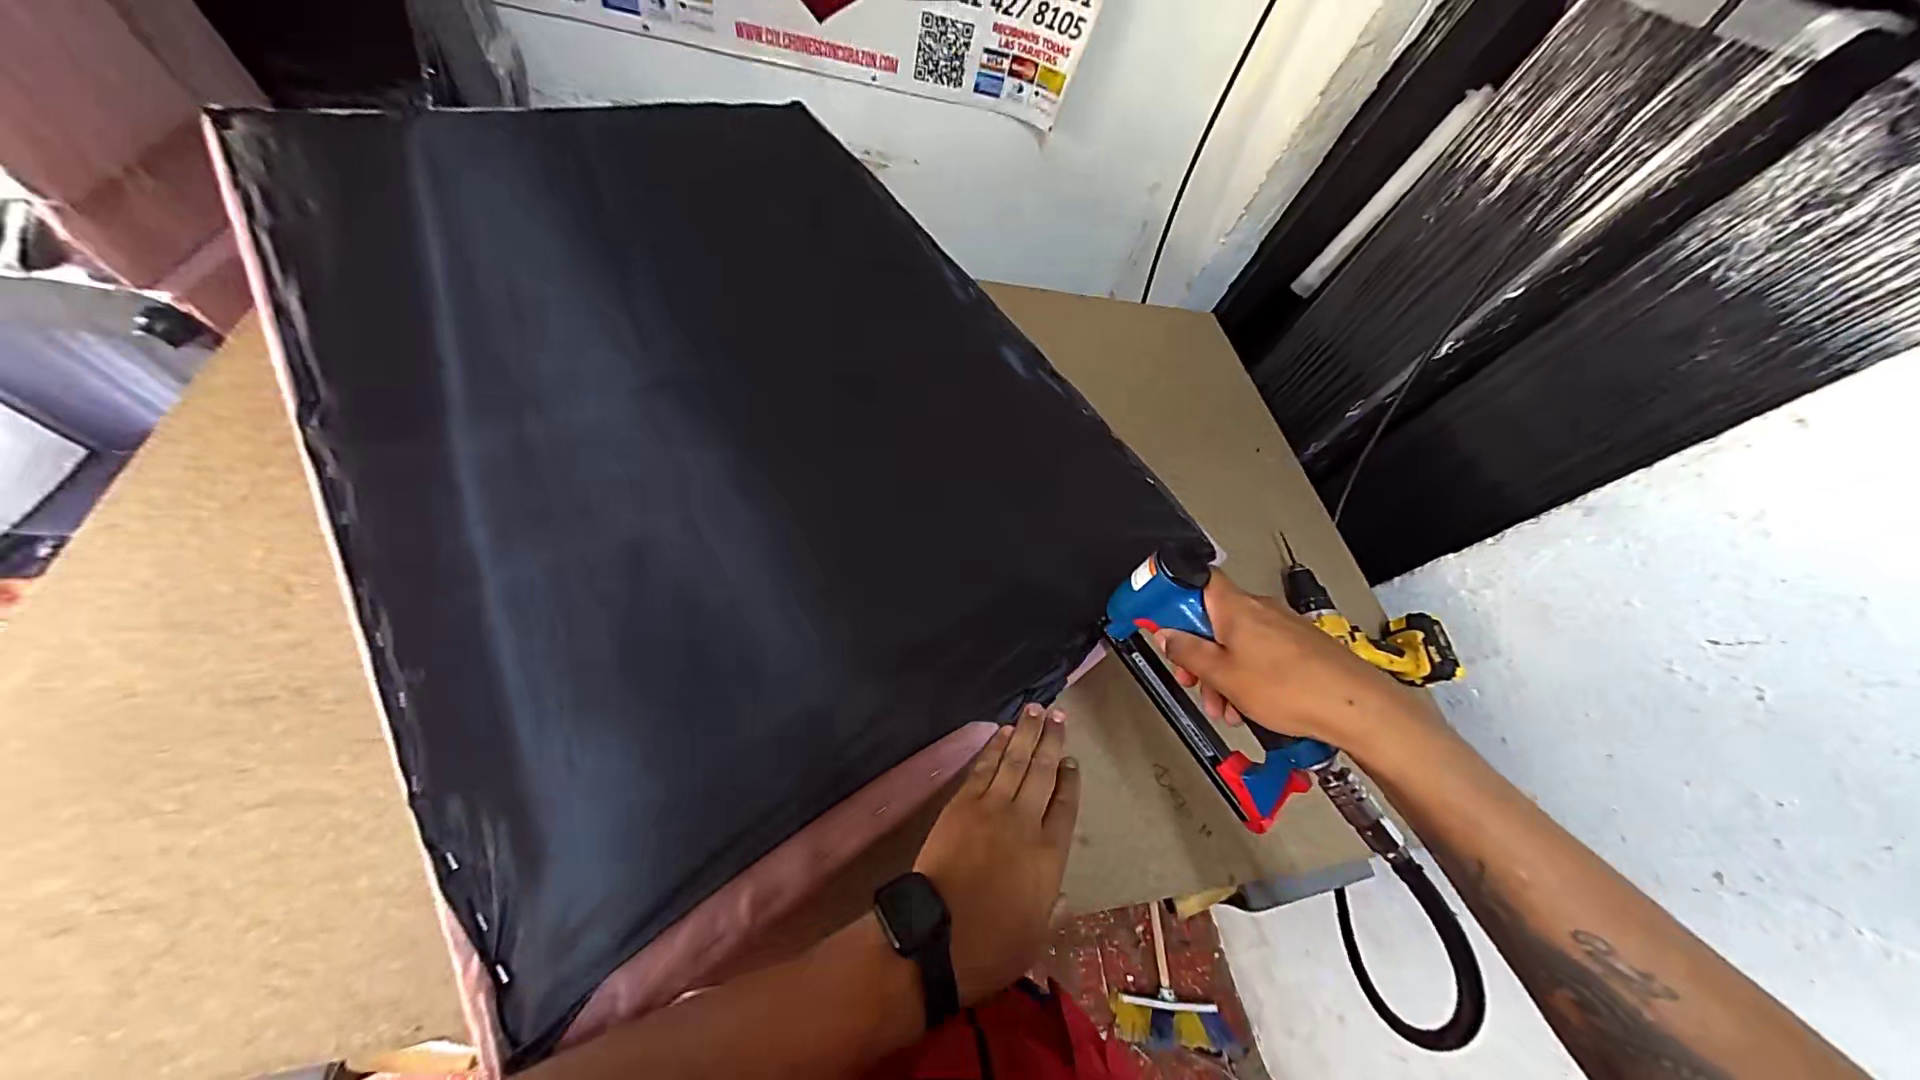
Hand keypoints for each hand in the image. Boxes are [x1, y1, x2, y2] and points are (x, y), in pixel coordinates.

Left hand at [913, 703, 1079, 1004]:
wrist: (937, 937)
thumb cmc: (992, 946)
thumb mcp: (1037, 935)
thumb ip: (1052, 906)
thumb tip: (1060, 893)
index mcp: (1049, 855)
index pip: (1065, 807)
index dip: (1070, 781)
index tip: (1071, 761)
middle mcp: (1024, 822)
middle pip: (1043, 772)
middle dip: (1052, 741)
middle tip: (1058, 714)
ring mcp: (991, 808)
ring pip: (1015, 761)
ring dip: (1026, 733)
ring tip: (1036, 710)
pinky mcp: (962, 804)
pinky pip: (983, 768)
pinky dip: (994, 748)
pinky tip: (1002, 734)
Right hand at [1152, 570, 1440, 757]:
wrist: (1355, 708)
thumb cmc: (1296, 688)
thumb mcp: (1222, 674)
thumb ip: (1187, 651)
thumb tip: (1167, 635)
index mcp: (1235, 606)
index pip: (1192, 580)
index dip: (1167, 594)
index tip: (1151, 611)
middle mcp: (1258, 609)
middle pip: (1210, 617)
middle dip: (1194, 648)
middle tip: (1188, 672)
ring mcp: (1280, 627)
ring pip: (1233, 640)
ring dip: (1220, 670)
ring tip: (1223, 702)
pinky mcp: (1297, 645)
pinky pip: (1257, 652)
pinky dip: (1244, 673)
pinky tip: (1247, 703)